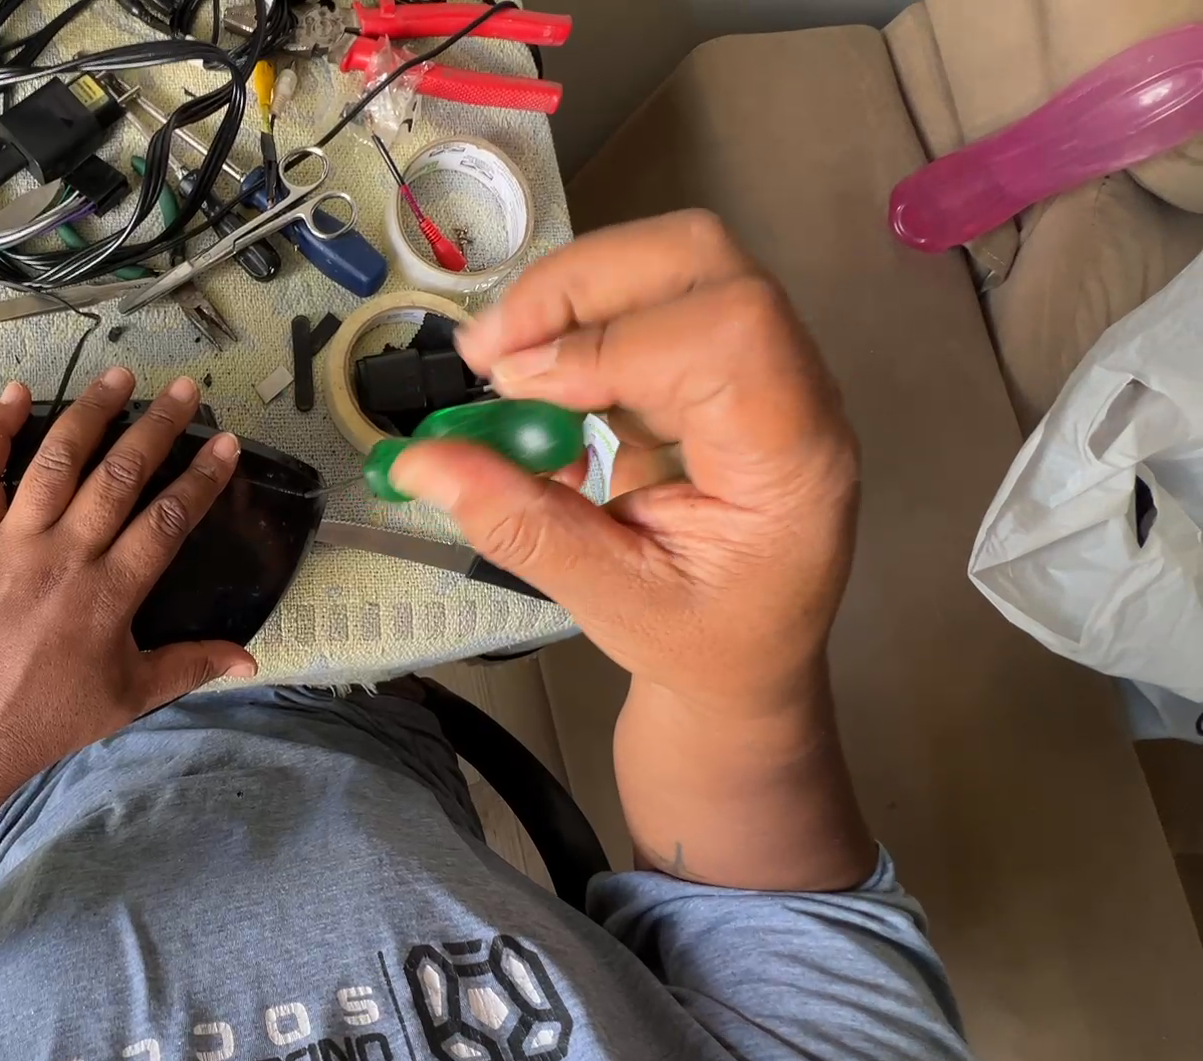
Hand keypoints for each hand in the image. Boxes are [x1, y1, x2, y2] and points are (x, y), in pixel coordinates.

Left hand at [0, 369, 255, 803]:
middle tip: (184, 390)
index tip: (226, 443)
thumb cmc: (47, 721)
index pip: (167, 520)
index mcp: (109, 593)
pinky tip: (16, 394)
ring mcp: (10, 543)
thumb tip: (252, 661)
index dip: (201, 478)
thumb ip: (191, 667)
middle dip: (157, 427)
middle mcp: (64, 555)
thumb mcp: (129, 698)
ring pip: (55, 462)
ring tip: (118, 377)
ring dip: (89, 414)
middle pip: (118, 477)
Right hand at [392, 211, 859, 721]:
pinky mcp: (702, 370)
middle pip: (694, 261)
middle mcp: (785, 388)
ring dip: (560, 298)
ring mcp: (748, 369)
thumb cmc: (697, 640)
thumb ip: (516, 527)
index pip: (722, 334)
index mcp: (787, 455)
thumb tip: (416, 463)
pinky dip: (562, 329)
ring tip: (495, 363)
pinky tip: (526, 385)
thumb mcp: (605, 599)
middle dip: (571, 288)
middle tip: (486, 352)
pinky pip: (633, 307)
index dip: (603, 344)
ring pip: (662, 264)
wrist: (744, 657)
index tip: (512, 388)